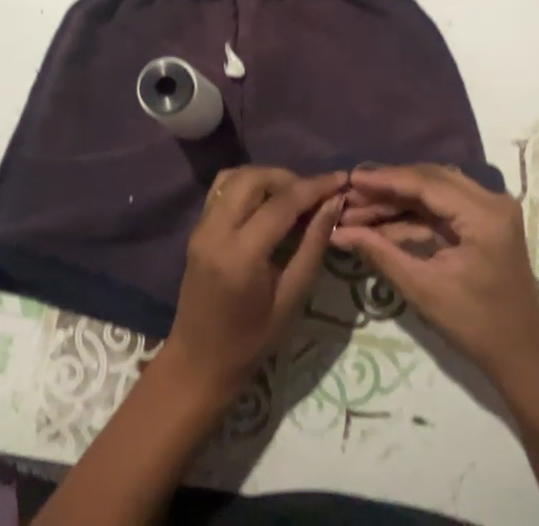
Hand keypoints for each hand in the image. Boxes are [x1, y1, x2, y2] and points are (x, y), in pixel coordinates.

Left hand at [164, 167, 346, 396]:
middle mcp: (215, 232)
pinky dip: (248, 186)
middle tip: (314, 195)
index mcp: (240, 254)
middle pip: (253, 178)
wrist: (200, 361)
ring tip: (292, 198)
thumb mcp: (292, 297)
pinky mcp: (197, 230)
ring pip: (234, 177)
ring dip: (266, 178)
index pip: (281, 203)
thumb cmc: (252, 340)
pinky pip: (222, 190)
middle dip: (289, 178)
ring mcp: (201, 228)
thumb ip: (312, 246)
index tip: (341, 179)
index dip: (315, 186)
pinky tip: (268, 205)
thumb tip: (333, 204)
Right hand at [332, 165, 538, 378]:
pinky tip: (378, 228)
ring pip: (434, 194)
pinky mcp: (482, 225)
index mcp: (484, 214)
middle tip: (349, 197)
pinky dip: (412, 219)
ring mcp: (489, 211)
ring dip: (397, 204)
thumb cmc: (474, 323)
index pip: (427, 184)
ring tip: (356, 214)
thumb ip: (380, 253)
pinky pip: (442, 211)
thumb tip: (338, 232)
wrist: (518, 352)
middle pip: (430, 181)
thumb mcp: (422, 287)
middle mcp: (491, 201)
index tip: (350, 180)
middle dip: (388, 190)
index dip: (386, 180)